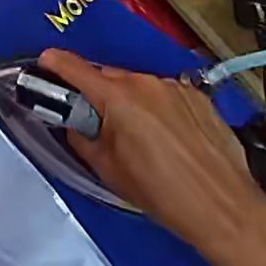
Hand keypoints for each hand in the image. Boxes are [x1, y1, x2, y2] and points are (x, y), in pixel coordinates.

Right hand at [40, 49, 265, 255]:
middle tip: (96, 122)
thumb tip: (76, 124)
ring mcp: (176, 86)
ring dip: (132, 104)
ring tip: (141, 140)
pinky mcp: (197, 96)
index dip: (57, 64)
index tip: (46, 61)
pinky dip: (160, 109)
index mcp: (119, 98)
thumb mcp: (108, 170)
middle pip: (110, 78)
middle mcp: (147, 83)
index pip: (77, 69)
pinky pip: (167, 95)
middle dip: (99, 95)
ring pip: (140, 87)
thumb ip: (83, 139)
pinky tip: (168, 139)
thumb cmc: (161, 192)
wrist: (220, 204)